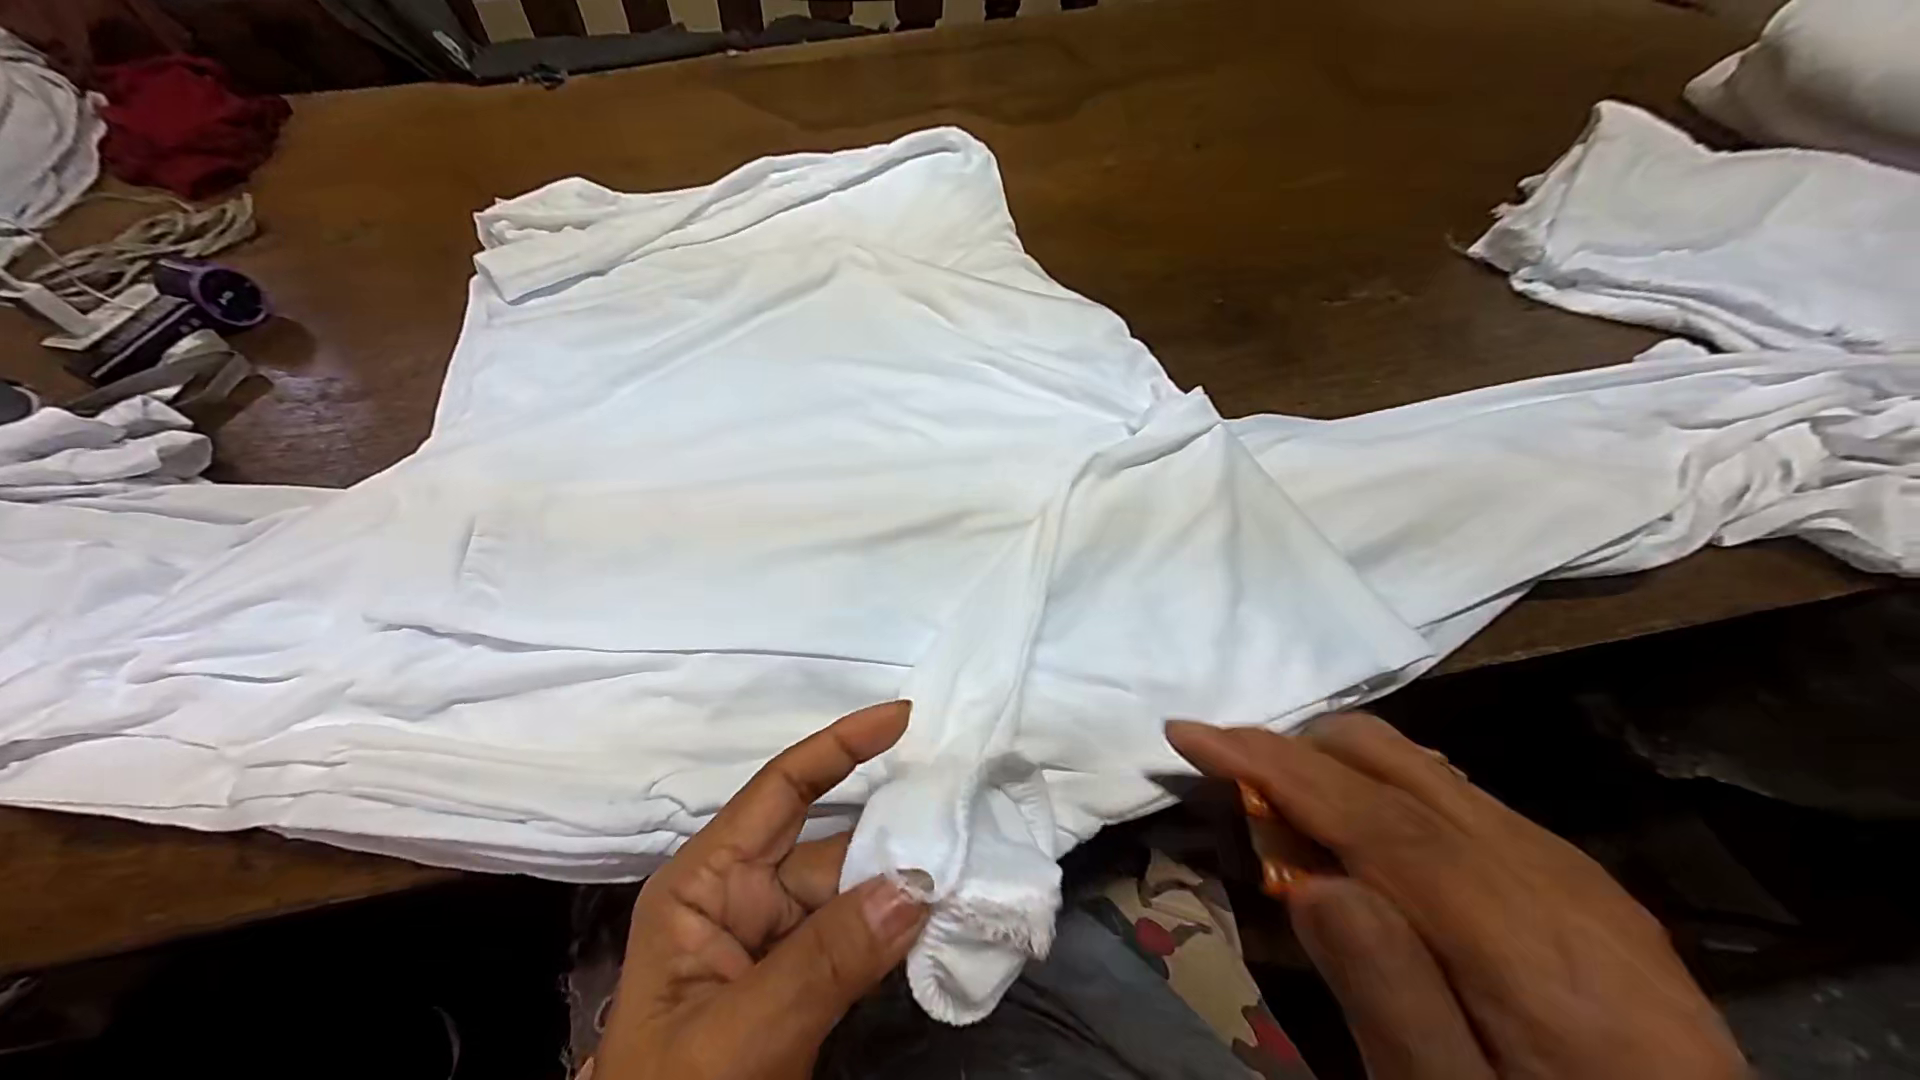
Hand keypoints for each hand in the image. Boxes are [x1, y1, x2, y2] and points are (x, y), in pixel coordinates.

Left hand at [593, 701, 929, 1079]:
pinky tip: (943, 915)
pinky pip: (863, 933)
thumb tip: (916, 883)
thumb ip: (824, 959)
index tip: (903, 717)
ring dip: (907, 880)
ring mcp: (777, 937)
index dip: (840, 746)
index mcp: (706, 881)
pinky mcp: (806, 976)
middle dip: (892, 824)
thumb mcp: (736, 1036)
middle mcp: (744, 894)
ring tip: (971, 862)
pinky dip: (901, 925)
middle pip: (829, 840)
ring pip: (854, 889)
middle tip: (963, 802)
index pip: (780, 789)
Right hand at [1167, 713, 1747, 1079]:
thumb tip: (1313, 882)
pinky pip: (1450, 793)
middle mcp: (1557, 880)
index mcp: (1533, 950)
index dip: (1272, 763)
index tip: (1188, 733)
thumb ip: (1389, 999)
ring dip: (1331, 770)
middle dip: (1293, 752)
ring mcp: (1572, 872)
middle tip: (1231, 789)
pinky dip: (1379, 792)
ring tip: (1288, 822)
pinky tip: (1363, 845)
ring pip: (1420, 766)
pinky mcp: (1574, 877)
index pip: (1376, 816)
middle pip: (1397, 763)